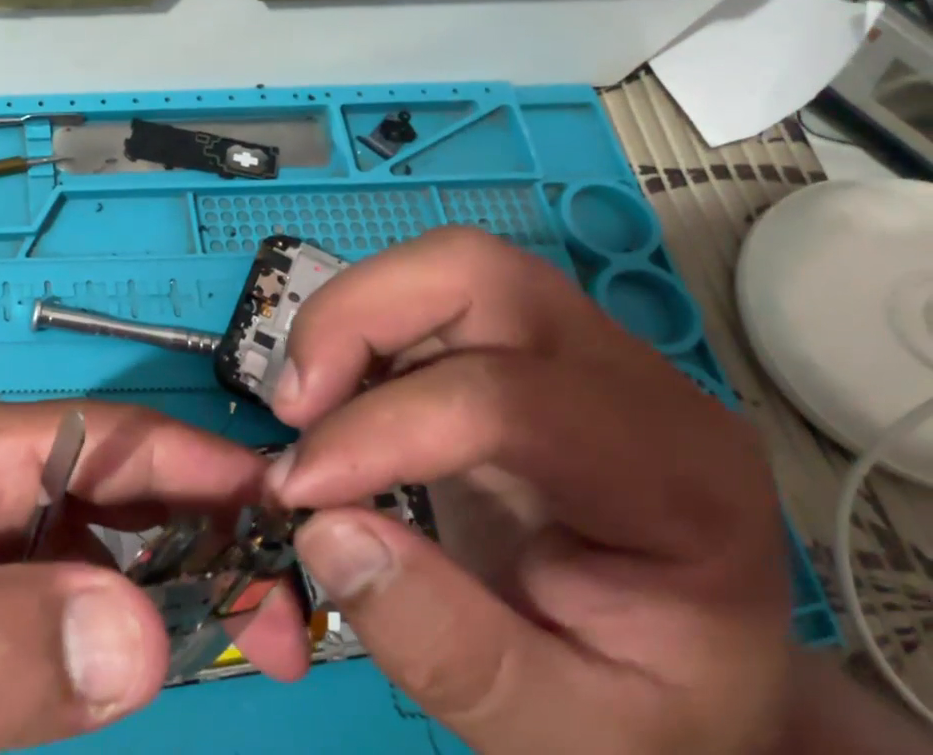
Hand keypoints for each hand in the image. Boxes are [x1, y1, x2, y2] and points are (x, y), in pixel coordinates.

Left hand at [0, 400, 302, 751]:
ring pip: (137, 538)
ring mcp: (14, 542)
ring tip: (259, 646)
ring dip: (202, 580)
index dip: (213, 471)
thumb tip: (137, 633)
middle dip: (222, 533)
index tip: (303, 531)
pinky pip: (113, 592)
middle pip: (141, 483)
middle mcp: (2, 482)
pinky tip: (189, 654)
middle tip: (288, 626)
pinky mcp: (19, 600)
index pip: (118, 440)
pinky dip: (162, 618)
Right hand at [261, 227, 792, 752]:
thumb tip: (323, 529)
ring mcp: (575, 356)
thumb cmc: (639, 710)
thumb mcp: (559, 731)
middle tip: (291, 412)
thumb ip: (447, 649)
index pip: (508, 399)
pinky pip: (423, 302)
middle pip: (477, 276)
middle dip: (353, 322)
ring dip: (346, 323)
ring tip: (304, 410)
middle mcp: (631, 387)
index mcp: (673, 480)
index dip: (381, 429)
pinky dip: (354, 334)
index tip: (297, 493)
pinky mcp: (519, 354)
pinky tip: (334, 407)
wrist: (686, 682)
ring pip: (441, 270)